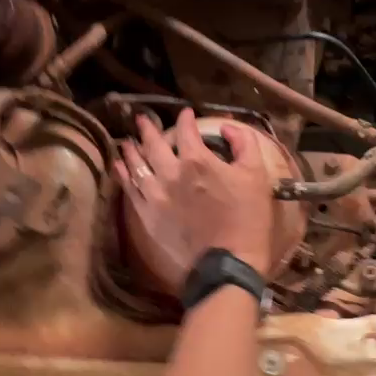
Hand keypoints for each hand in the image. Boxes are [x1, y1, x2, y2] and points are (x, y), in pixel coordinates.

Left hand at [115, 110, 278, 282]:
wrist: (228, 263)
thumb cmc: (247, 217)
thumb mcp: (256, 174)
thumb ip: (244, 143)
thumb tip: (226, 127)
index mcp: (197, 160)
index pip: (186, 130)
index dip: (185, 118)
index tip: (186, 113)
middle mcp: (171, 173)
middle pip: (154, 144)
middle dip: (148, 128)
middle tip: (141, 119)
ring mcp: (156, 195)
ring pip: (137, 165)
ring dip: (131, 150)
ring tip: (126, 141)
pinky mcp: (148, 215)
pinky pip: (130, 190)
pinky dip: (123, 175)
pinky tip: (119, 166)